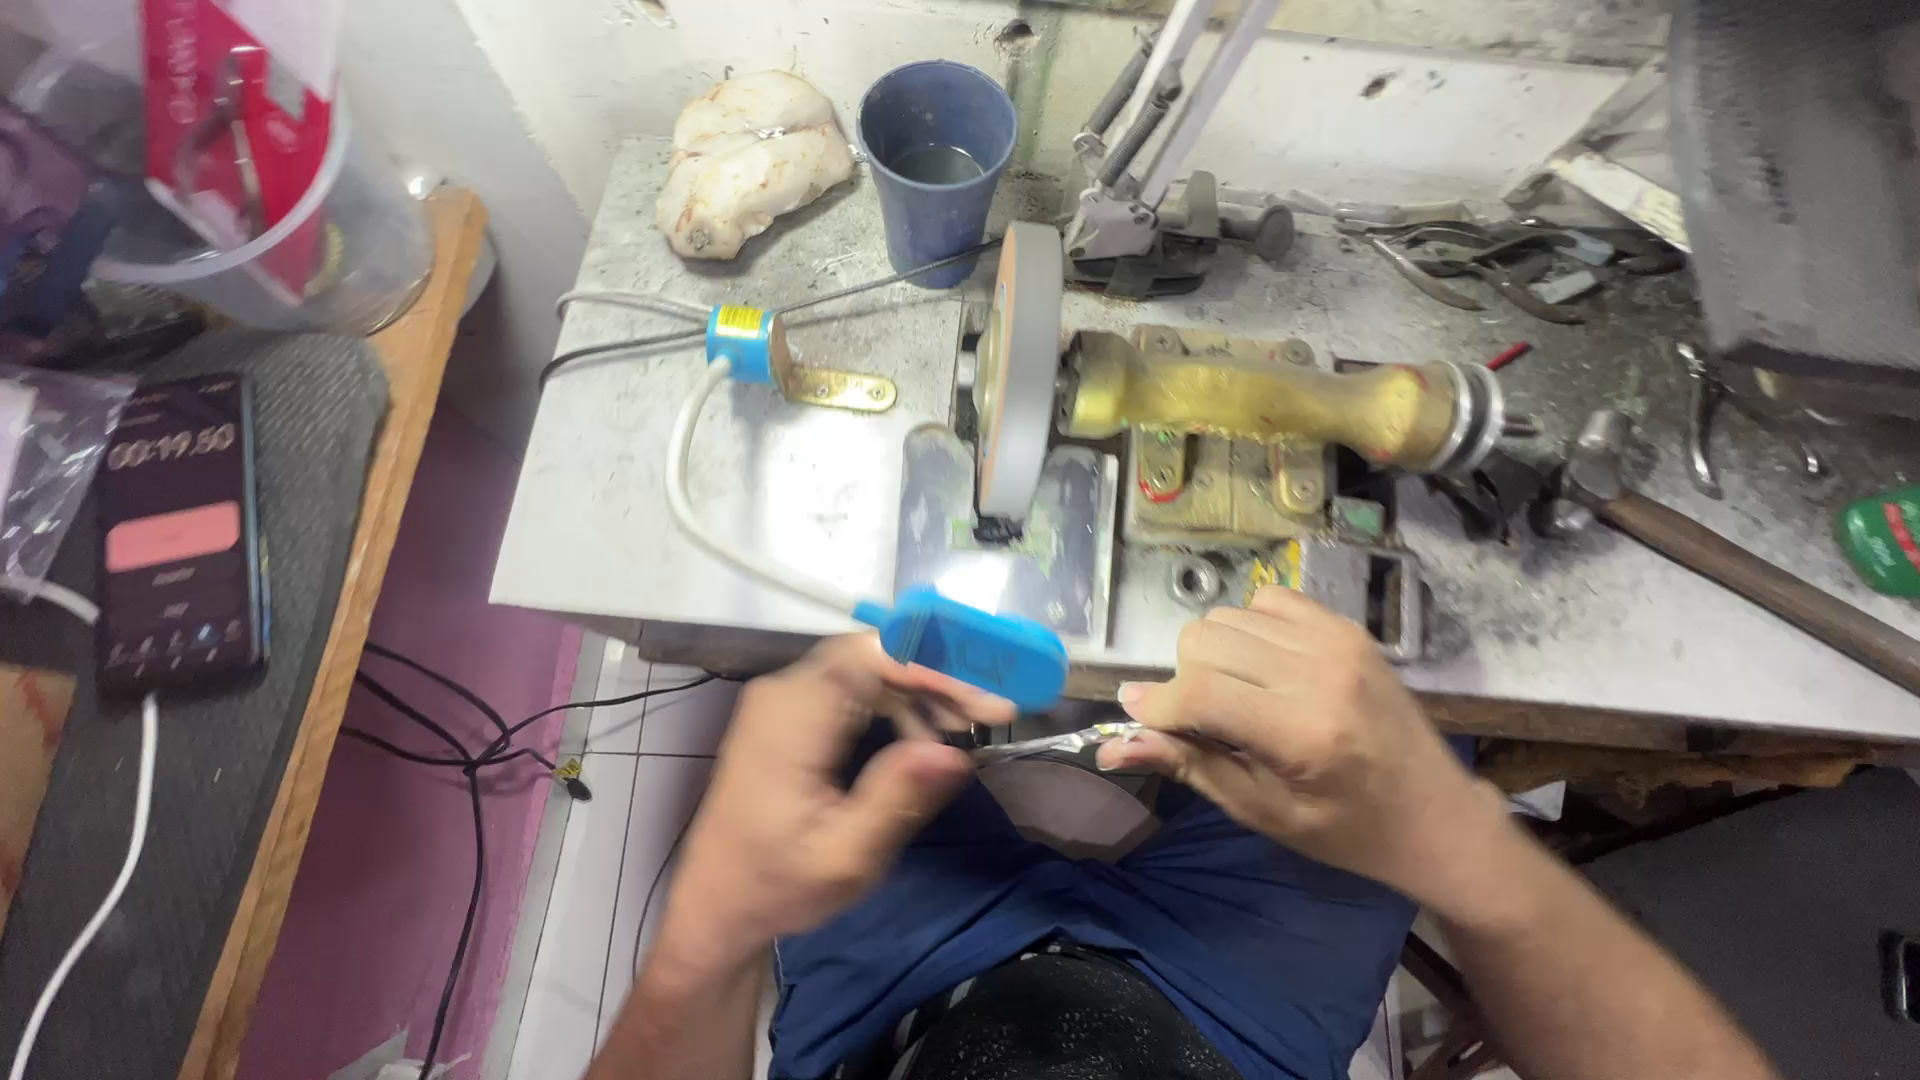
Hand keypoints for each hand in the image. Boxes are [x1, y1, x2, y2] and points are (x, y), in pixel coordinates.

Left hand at [655, 634, 1015, 972]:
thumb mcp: (843, 858)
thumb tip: (955, 754)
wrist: (716, 906)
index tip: (986, 704)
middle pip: (876, 653)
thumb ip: (896, 798)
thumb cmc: (775, 886)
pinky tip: (921, 738)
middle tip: (990, 716)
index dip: (936, 667)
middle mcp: (786, 690)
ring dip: (921, 692)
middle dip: (939, 677)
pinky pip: (856, 686)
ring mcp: (786, 698)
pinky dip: (897, 703)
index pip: (874, 656)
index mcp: (793, 716)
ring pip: (870, 667)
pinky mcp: (792, 712)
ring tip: (960, 734)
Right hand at [1096, 586, 1512, 909]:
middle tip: (1209, 721)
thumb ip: (1188, 766)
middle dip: (1185, 679)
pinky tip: (1266, 667)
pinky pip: (1264, 600)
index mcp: (1302, 732)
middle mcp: (1319, 672)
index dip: (1158, 705)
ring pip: (1226, 617)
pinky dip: (1248, 630)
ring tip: (1241, 695)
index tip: (1143, 721)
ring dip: (1214, 655)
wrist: (1439, 818)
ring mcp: (1337, 641)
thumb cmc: (1347, 831)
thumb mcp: (1261, 812)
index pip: (1199, 691)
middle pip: (1203, 639)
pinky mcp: (1346, 627)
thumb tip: (1112, 747)